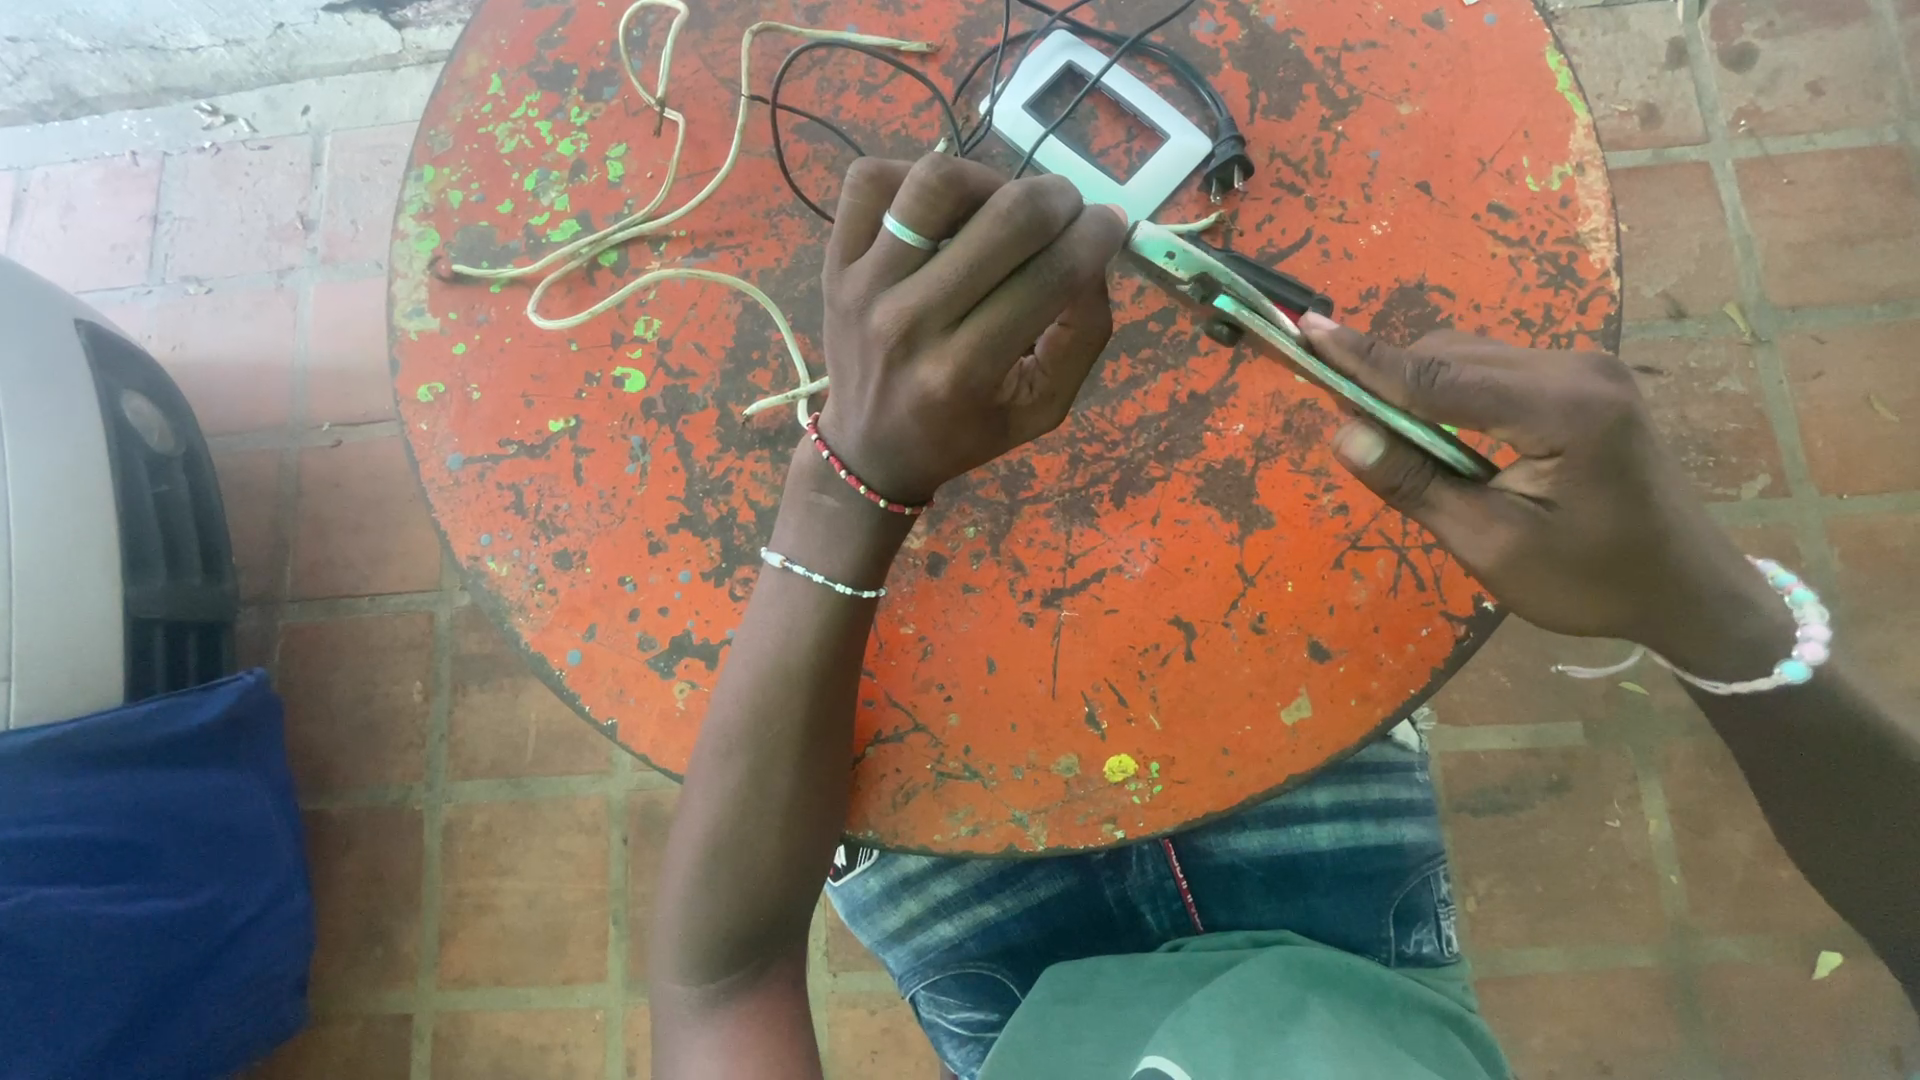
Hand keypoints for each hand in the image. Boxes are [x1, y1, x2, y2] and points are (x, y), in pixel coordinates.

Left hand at [814, 153, 1128, 503]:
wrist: (870, 450)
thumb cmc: (964, 433)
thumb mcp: (1042, 407)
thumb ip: (1082, 336)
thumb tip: (1098, 249)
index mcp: (965, 372)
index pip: (1051, 276)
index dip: (1096, 237)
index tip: (1108, 227)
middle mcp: (910, 323)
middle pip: (1006, 219)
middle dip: (1058, 201)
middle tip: (1067, 213)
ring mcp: (864, 287)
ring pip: (937, 183)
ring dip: (988, 180)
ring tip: (1001, 208)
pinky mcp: (835, 263)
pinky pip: (869, 180)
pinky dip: (913, 176)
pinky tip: (941, 211)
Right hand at [1301, 316, 1792, 676]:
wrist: (1686, 588)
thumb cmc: (1590, 580)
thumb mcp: (1490, 545)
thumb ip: (1415, 485)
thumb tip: (1344, 434)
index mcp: (1563, 410)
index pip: (1436, 376)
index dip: (1363, 358)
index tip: (1306, 331)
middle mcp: (1575, 369)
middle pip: (1447, 356)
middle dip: (1383, 381)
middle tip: (1344, 429)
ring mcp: (1580, 369)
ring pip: (1463, 358)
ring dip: (1411, 389)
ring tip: (1385, 441)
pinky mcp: (1577, 380)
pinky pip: (1485, 371)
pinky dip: (1441, 393)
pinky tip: (1429, 432)